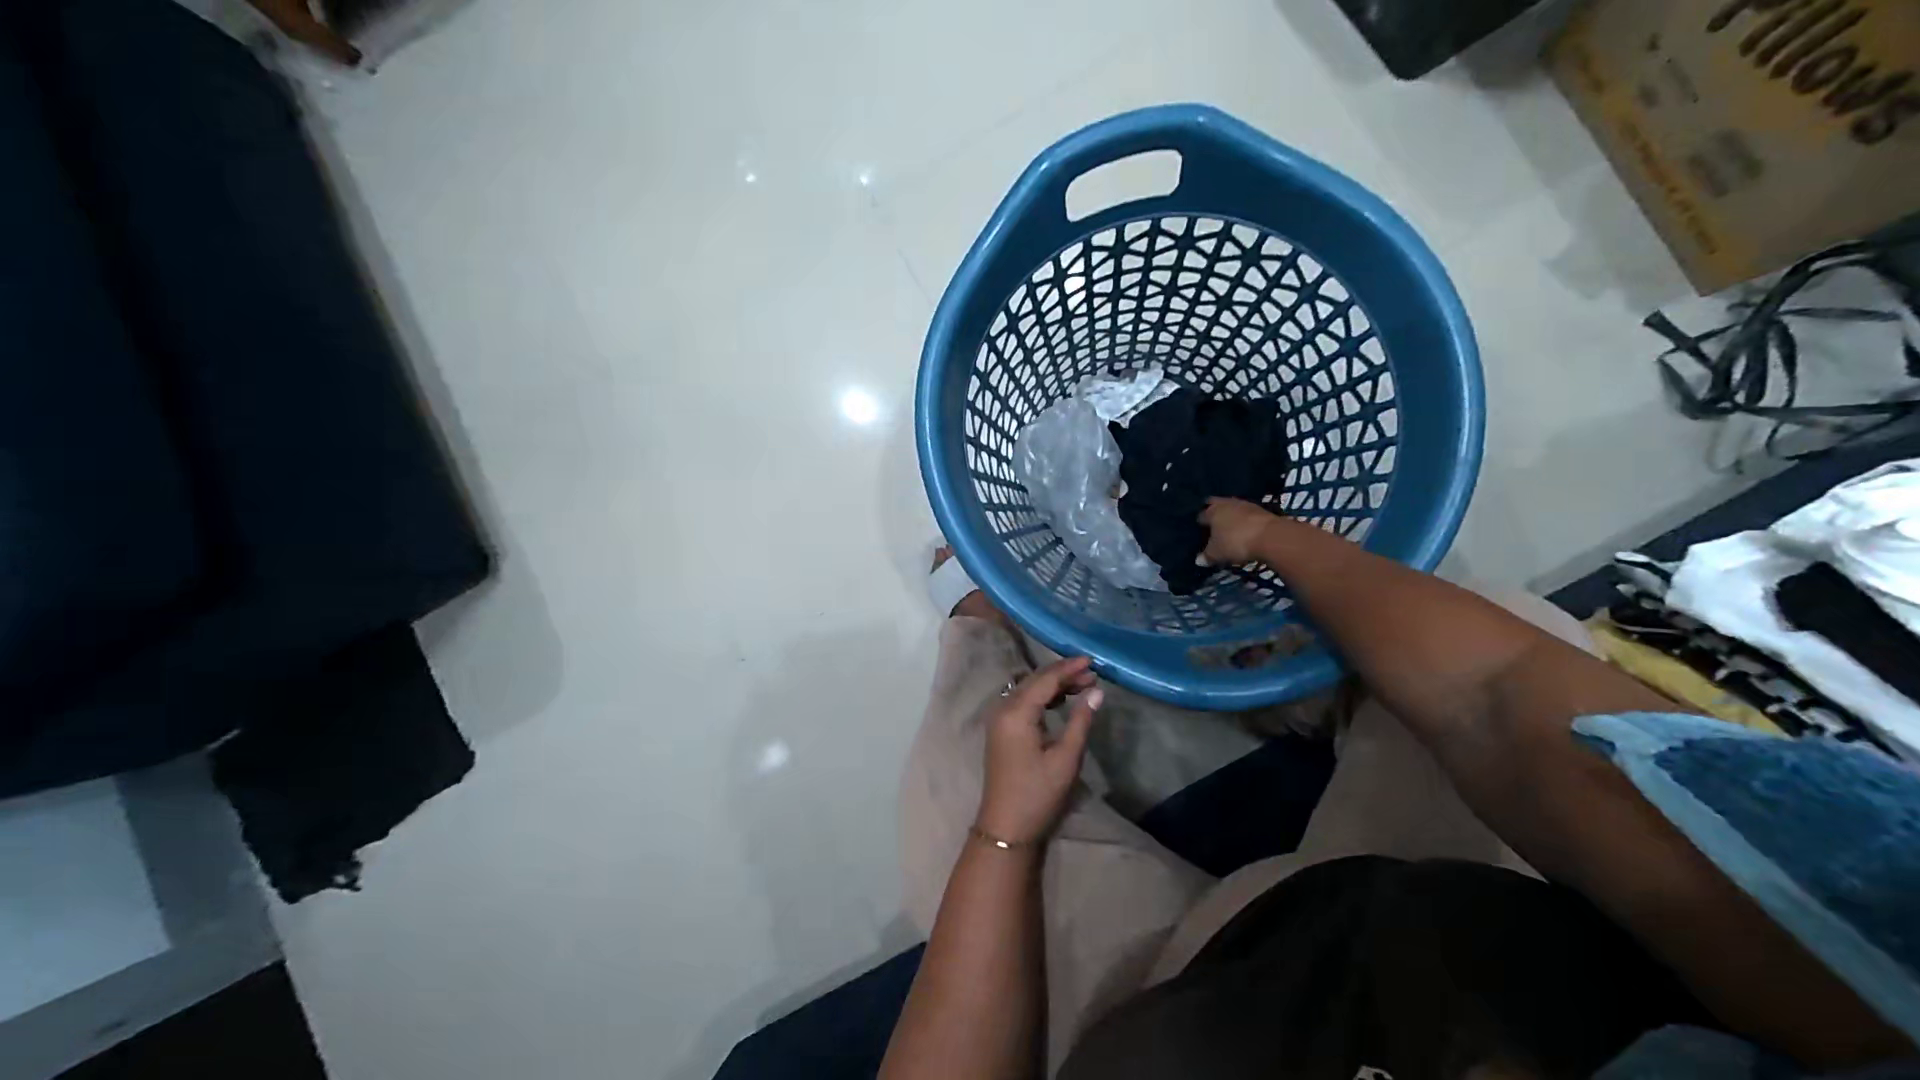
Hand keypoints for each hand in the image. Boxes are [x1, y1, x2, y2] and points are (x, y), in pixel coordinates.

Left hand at [976, 656, 1103, 845]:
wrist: (1006, 826)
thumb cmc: (1038, 793)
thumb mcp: (1066, 758)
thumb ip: (1080, 721)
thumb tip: (1097, 691)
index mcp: (1016, 712)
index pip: (1045, 679)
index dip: (1068, 668)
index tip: (1092, 661)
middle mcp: (1002, 708)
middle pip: (1034, 680)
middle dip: (1062, 674)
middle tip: (1092, 674)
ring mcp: (998, 719)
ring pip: (1027, 689)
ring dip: (1053, 685)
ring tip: (1082, 685)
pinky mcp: (1000, 729)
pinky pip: (1022, 701)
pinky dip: (1042, 696)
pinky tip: (1061, 700)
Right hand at [1198, 497, 1281, 566]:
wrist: (1271, 536)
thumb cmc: (1236, 542)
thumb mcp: (1216, 554)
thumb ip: (1206, 556)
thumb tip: (1199, 560)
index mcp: (1211, 512)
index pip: (1201, 515)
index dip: (1199, 524)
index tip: (1200, 533)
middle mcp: (1226, 504)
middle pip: (1215, 505)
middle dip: (1213, 513)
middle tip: (1212, 525)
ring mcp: (1245, 504)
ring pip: (1232, 508)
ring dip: (1230, 515)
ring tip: (1228, 528)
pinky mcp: (1261, 509)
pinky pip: (1246, 513)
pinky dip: (1243, 520)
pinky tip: (1244, 529)